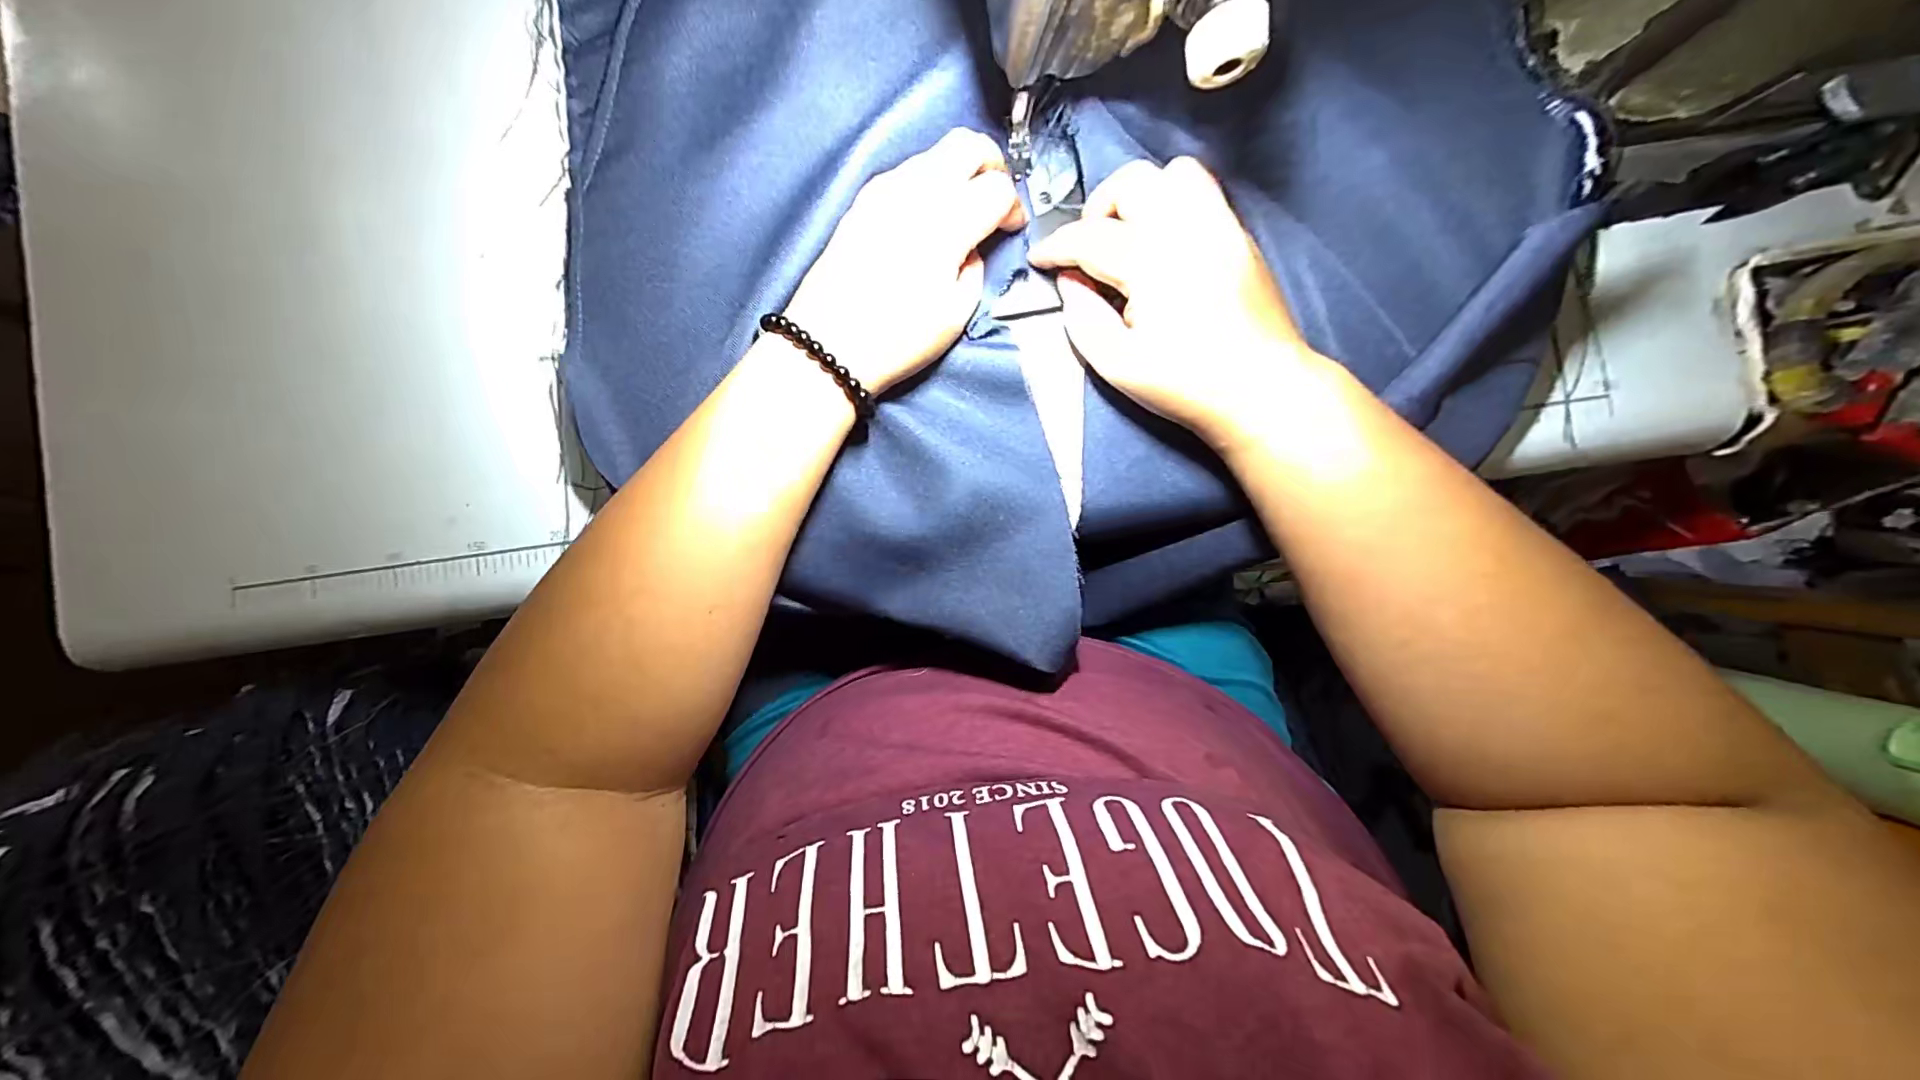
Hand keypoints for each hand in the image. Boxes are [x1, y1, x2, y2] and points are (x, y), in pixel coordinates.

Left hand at [780, 128, 1025, 394]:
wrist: (828, 344)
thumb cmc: (893, 338)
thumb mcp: (955, 314)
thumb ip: (975, 269)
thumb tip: (973, 249)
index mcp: (947, 221)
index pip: (997, 186)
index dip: (1012, 206)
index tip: (1010, 227)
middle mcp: (915, 192)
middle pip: (967, 145)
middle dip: (990, 165)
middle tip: (994, 198)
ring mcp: (883, 191)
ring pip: (934, 154)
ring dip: (957, 172)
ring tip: (960, 213)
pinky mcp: (861, 202)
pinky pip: (905, 173)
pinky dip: (926, 184)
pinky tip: (925, 220)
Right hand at [1029, 157, 1329, 446]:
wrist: (1261, 388)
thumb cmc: (1187, 383)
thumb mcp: (1117, 364)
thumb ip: (1082, 317)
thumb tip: (1070, 282)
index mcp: (1152, 261)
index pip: (1090, 235)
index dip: (1055, 246)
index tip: (1039, 258)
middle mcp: (1188, 229)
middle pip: (1132, 183)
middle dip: (1098, 208)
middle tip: (1086, 246)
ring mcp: (1220, 226)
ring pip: (1175, 174)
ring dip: (1141, 196)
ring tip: (1128, 234)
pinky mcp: (1240, 236)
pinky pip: (1204, 193)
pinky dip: (1174, 204)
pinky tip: (1164, 245)